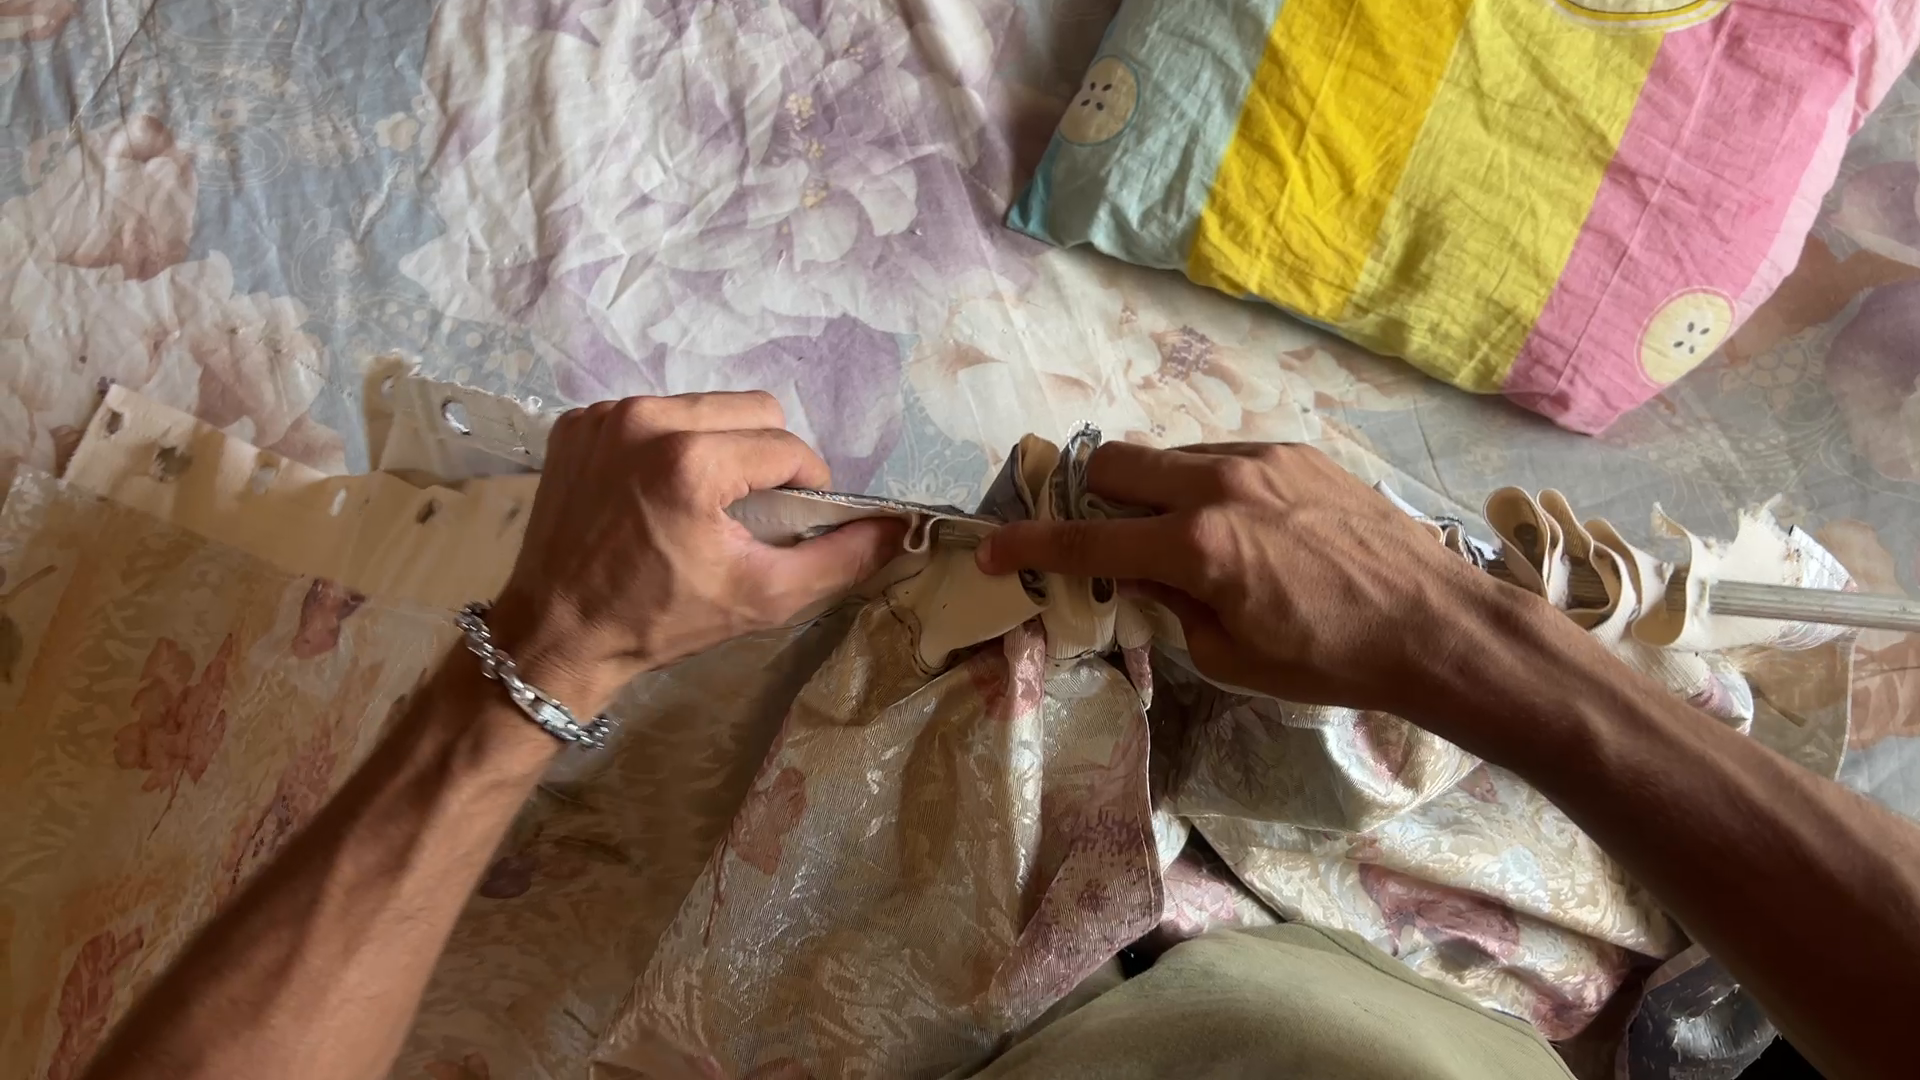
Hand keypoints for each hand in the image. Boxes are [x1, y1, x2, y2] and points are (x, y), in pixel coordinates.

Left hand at [485, 392, 904, 713]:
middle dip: (771, 455)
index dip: (808, 484)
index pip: (788, 447)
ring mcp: (606, 415)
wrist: (556, 634)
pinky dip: (677, 441)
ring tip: (712, 495)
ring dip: (728, 443)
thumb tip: (898, 528)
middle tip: (757, 506)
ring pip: (708, 404)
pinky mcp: (579, 420)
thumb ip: (841, 558)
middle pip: (755, 408)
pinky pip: (658, 411)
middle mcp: (646, 420)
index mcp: (691, 463)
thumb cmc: (665, 620)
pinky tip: (662, 487)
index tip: (795, 520)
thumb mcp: (766, 597)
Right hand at [976, 441, 1527, 713]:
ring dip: (1150, 488)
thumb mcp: (1227, 654)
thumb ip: (1168, 603)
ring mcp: (1259, 459)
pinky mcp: (1294, 452)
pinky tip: (1238, 518)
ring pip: (1167, 454)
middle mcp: (1218, 486)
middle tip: (1101, 528)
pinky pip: (1219, 456)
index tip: (993, 547)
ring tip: (1182, 530)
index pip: (1086, 537)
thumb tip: (1142, 571)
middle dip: (1089, 492)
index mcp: (1196, 546)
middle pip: (1115, 461)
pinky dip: (1201, 483)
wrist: (1436, 625)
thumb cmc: (1326, 659)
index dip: (1029, 543)